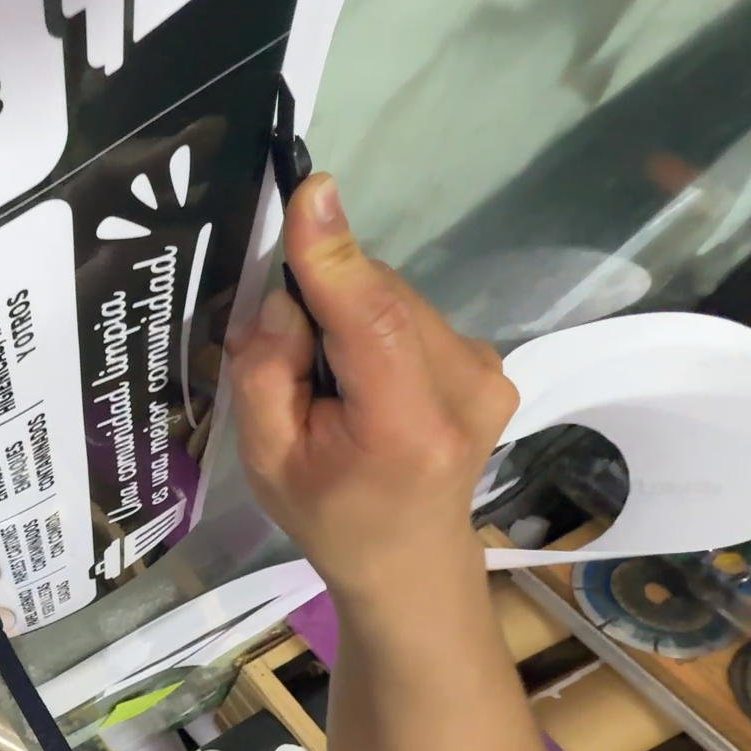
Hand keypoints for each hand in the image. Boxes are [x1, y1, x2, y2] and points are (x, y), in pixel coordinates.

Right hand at [226, 174, 516, 606]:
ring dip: (338, 309)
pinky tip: (348, 366)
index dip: (336, 258)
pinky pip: (404, 310)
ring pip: (390, 297)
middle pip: (377, 298)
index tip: (310, 192)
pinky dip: (362, 320)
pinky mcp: (485, 358)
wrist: (406, 557)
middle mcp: (468, 385)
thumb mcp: (264, 456)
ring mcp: (487, 368)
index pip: (372, 322)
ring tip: (315, 371)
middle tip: (278, 350)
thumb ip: (267, 374)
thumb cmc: (324, 513)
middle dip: (316, 296)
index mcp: (406, 425)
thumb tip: (286, 297)